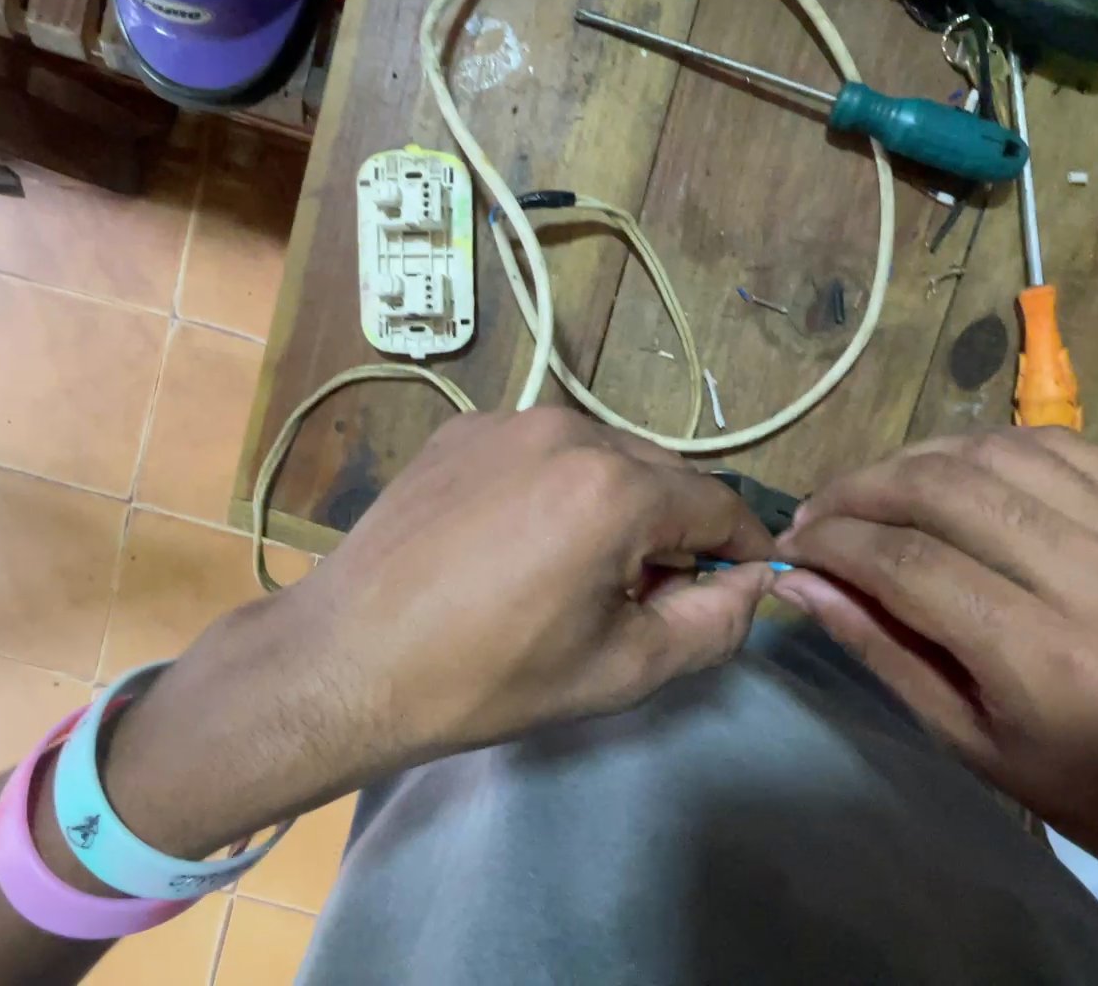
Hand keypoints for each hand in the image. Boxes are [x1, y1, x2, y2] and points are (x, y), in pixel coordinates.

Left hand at [84, 408, 772, 870]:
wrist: (345, 659)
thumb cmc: (487, 677)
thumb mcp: (618, 669)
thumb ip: (711, 623)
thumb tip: (752, 582)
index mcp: (614, 487)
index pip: (717, 502)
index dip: (742, 545)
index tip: (742, 580)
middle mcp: (567, 429)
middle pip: (661, 473)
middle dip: (677, 528)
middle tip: (652, 592)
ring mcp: (507, 420)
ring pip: (602, 455)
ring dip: (617, 503)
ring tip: (582, 566)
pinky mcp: (461, 429)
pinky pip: (540, 450)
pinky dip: (557, 486)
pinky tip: (519, 537)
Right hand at [769, 428, 1097, 890]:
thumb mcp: (970, 742)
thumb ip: (879, 650)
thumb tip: (797, 585)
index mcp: (1049, 661)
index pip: (908, 563)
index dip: (834, 544)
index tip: (790, 546)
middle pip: (944, 490)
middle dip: (858, 490)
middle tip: (815, 512)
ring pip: (993, 452)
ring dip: (910, 461)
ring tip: (869, 491)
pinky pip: (1054, 446)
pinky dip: (980, 448)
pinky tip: (945, 473)